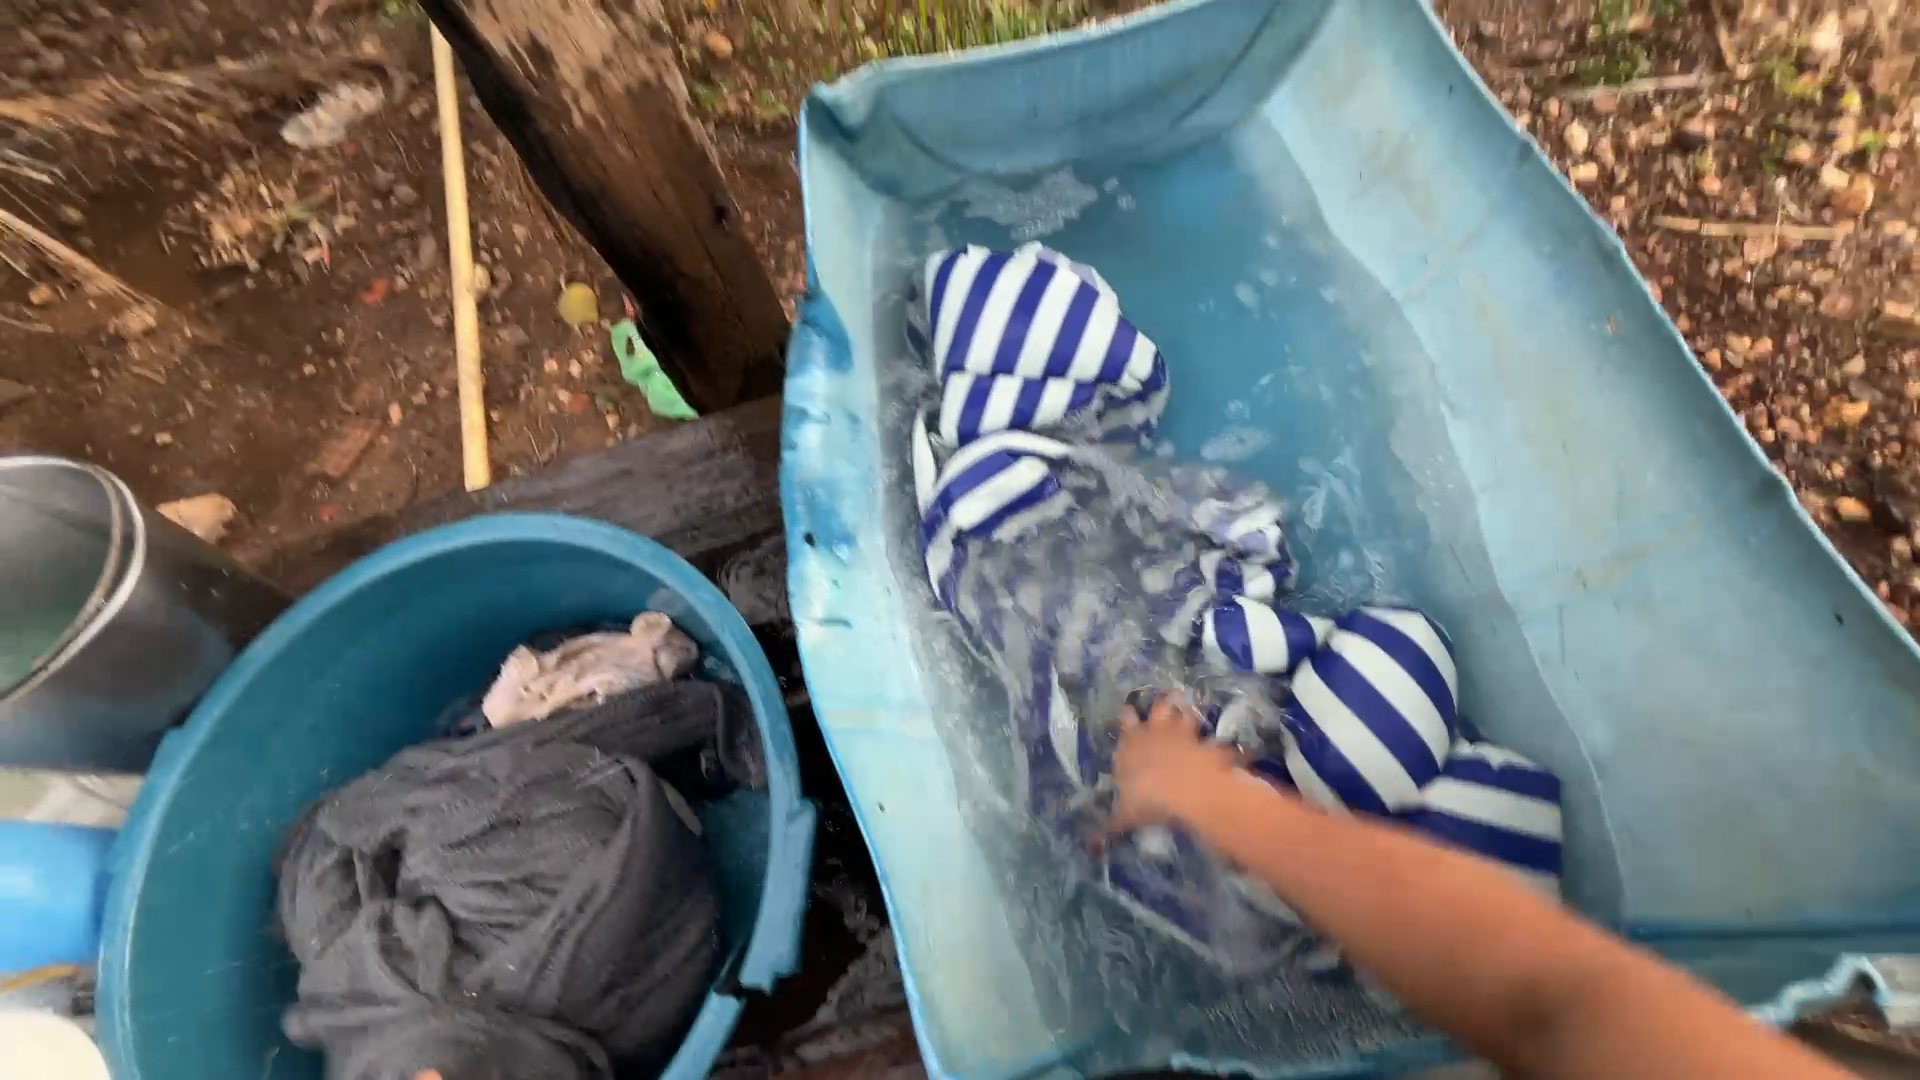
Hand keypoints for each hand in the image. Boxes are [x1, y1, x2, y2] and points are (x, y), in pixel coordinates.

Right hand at [1108, 694, 1240, 832]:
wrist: (1185, 790)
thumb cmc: (1147, 797)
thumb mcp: (1126, 814)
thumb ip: (1115, 821)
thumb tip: (1094, 841)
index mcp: (1132, 743)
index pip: (1126, 722)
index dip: (1128, 715)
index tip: (1128, 709)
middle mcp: (1156, 733)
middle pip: (1158, 709)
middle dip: (1162, 702)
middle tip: (1168, 694)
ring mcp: (1184, 736)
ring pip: (1185, 715)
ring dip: (1188, 711)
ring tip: (1190, 705)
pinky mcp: (1208, 747)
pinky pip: (1215, 742)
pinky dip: (1219, 743)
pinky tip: (1226, 744)